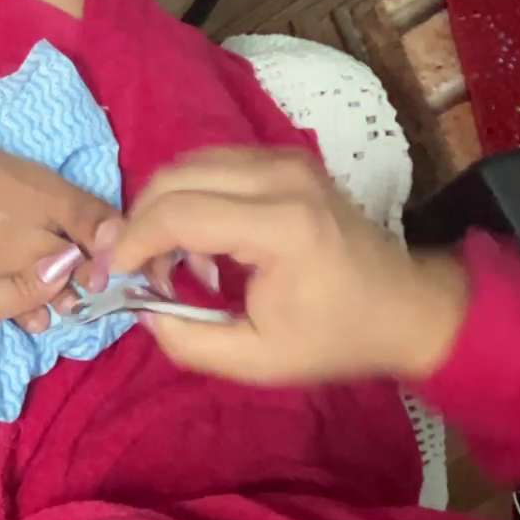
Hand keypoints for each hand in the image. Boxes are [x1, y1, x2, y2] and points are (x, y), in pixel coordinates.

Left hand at [0, 253, 73, 449]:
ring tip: (67, 315)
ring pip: (28, 309)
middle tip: (72, 294)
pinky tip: (64, 327)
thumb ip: (17, 287)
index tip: (75, 257)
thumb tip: (69, 260)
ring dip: (48, 313)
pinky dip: (43, 335)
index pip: (5, 250)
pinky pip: (26, 336)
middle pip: (21, 280)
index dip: (39, 252)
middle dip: (49, 286)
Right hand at [110, 148, 469, 384]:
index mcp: (282, 227)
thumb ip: (188, 340)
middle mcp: (281, 177)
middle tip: (134, 271)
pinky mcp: (283, 159)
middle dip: (138, 223)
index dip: (133, 243)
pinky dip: (185, 198)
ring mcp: (284, 160)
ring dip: (160, 210)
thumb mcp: (257, 360)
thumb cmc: (334, 336)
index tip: (114, 277)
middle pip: (172, 179)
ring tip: (168, 260)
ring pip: (185, 165)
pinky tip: (198, 240)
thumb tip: (143, 307)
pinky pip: (208, 165)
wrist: (405, 305)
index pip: (177, 214)